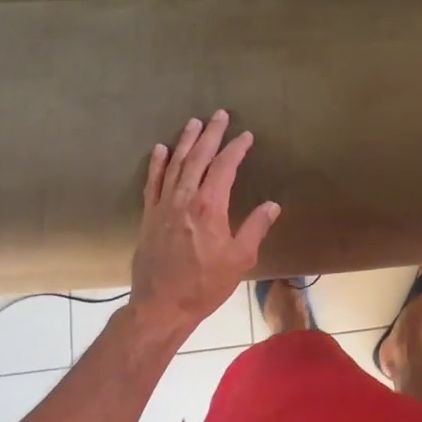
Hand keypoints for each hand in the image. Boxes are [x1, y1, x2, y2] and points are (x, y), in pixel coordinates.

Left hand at [128, 111, 281, 339]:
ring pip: (176, 164)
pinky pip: (153, 182)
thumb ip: (255, 228)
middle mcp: (184, 198)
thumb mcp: (239, 259)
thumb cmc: (204, 284)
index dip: (236, 149)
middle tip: (219, 115)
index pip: (224, 167)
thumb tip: (272, 205)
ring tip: (193, 122)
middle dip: (211, 134)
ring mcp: (164, 205)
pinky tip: (160, 149)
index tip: (246, 136)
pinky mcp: (149, 215)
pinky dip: (157, 163)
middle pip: (199, 157)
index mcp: (209, 206)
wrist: (161, 306)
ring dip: (186, 141)